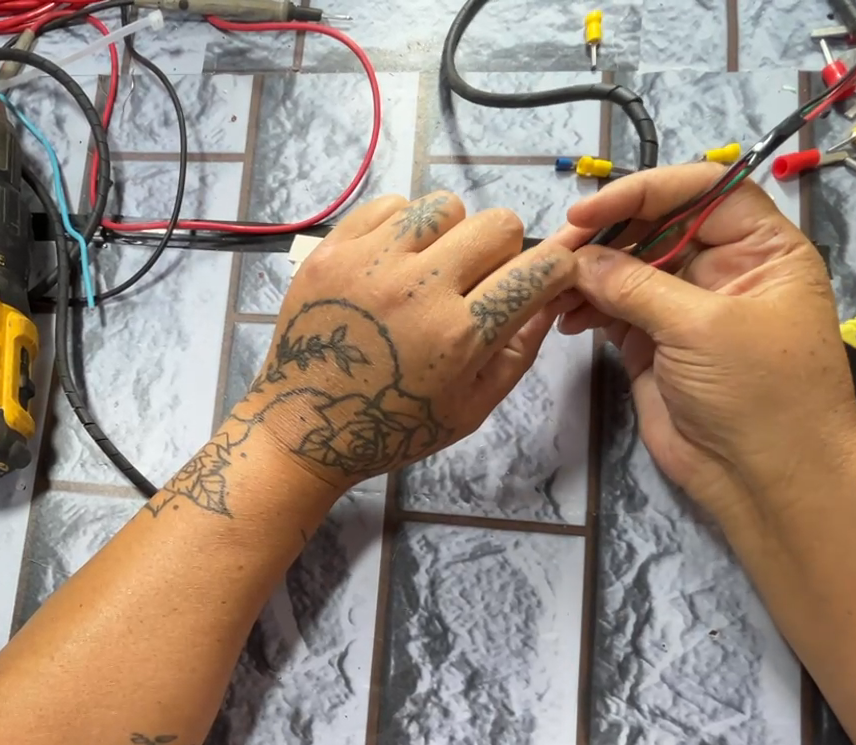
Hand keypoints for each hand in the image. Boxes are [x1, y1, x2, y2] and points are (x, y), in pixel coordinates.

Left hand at [191, 191, 576, 504]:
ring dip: (447, 235)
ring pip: (442, 206)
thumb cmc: (391, 428)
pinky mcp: (330, 253)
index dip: (551, 270)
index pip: (540, 267)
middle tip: (470, 286)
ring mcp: (369, 265)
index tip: (535, 281)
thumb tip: (551, 296)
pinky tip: (389, 264)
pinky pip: (388, 205)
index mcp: (459, 334)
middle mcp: (417, 289)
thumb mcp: (469, 410)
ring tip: (424, 273)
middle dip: (499, 253)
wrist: (304, 428)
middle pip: (497, 223)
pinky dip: (400, 227)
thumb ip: (518, 352)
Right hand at [545, 165, 855, 518]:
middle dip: (604, 238)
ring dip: (586, 277)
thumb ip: (636, 287)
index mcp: (759, 248)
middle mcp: (719, 269)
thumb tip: (577, 259)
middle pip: (655, 229)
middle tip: (553, 256)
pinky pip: (611, 311)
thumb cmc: (757, 391)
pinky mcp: (650, 344)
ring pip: (625, 272)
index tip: (587, 213)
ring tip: (551, 293)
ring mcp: (681, 308)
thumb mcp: (701, 327)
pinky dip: (585, 310)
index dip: (643, 193)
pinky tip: (564, 319)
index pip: (702, 191)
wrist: (760, 472)